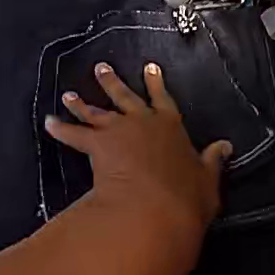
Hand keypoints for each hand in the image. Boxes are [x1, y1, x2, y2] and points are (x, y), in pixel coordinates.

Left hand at [48, 62, 232, 236]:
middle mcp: (143, 121)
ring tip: (69, 94)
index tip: (150, 67)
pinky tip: (49, 122)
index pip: (163, 99)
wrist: (156, 207)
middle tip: (101, 68)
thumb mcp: (208, 179)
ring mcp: (118, 130)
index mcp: (170, 126)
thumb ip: (213, 161)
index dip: (156, 83)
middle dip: (112, 81)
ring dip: (82, 102)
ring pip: (97, 111)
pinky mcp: (97, 143)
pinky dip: (60, 128)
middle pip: (125, 96)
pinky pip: (74, 133)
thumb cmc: (186, 196)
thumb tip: (226, 146)